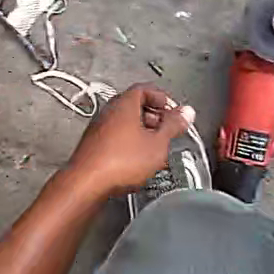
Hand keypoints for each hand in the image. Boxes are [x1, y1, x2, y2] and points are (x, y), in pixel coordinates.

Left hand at [64, 85, 196, 197]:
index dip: (162, 98)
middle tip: (167, 128)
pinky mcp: (93, 146)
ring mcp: (98, 129)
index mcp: (124, 104)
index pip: (144, 89)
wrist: (86, 184)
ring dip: (141, 131)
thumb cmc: (119, 161)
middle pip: (134, 105)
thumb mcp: (157, 143)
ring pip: (124, 122)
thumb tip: (186, 112)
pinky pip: (115, 138)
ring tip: (155, 146)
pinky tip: (136, 160)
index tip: (173, 110)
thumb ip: (173, 126)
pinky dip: (128, 143)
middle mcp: (109, 112)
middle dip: (154, 116)